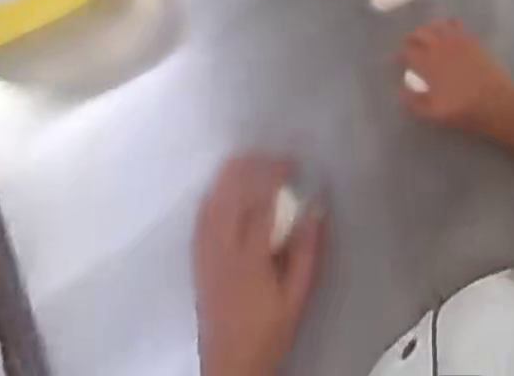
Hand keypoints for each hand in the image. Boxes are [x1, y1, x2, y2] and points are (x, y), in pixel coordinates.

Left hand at [194, 156, 323, 375]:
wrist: (229, 369)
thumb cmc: (268, 333)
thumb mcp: (297, 297)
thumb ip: (307, 251)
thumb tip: (316, 208)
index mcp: (249, 258)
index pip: (261, 201)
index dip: (275, 174)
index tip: (292, 162)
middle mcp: (222, 250)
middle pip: (229, 193)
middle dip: (250, 167)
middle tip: (272, 157)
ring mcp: (205, 254)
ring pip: (212, 200)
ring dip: (230, 176)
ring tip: (251, 162)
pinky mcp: (197, 260)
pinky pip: (200, 217)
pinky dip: (213, 194)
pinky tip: (224, 187)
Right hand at [399, 19, 513, 135]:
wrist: (495, 102)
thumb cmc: (462, 109)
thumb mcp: (433, 112)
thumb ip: (414, 101)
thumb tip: (400, 91)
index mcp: (428, 63)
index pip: (407, 52)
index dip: (399, 55)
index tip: (397, 61)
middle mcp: (440, 46)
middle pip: (420, 33)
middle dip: (411, 38)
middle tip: (409, 45)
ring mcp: (457, 40)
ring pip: (437, 24)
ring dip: (429, 28)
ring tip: (427, 36)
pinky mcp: (472, 40)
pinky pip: (456, 24)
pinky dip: (448, 25)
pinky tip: (449, 33)